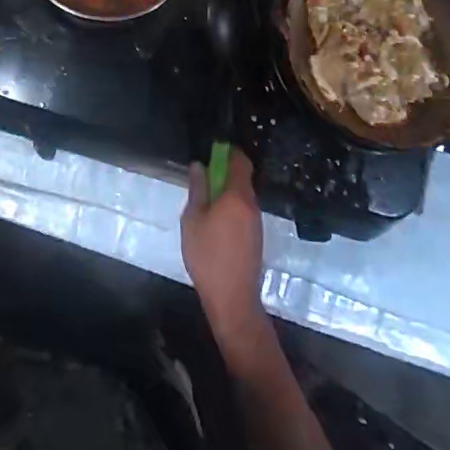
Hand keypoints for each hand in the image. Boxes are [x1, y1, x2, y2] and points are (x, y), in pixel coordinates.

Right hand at [182, 150, 267, 346]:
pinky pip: (245, 211)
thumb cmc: (208, 256)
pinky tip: (216, 224)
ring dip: (228, 193)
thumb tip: (198, 165)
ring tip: (206, 205)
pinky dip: (232, 208)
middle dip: (225, 174)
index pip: (240, 161)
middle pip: (243, 178)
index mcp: (237, 195)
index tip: (213, 152)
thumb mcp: (193, 221)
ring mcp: (257, 219)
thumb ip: (197, 190)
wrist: (232, 297)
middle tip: (203, 181)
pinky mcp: (256, 234)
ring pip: (243, 195)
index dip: (229, 152)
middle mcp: (252, 203)